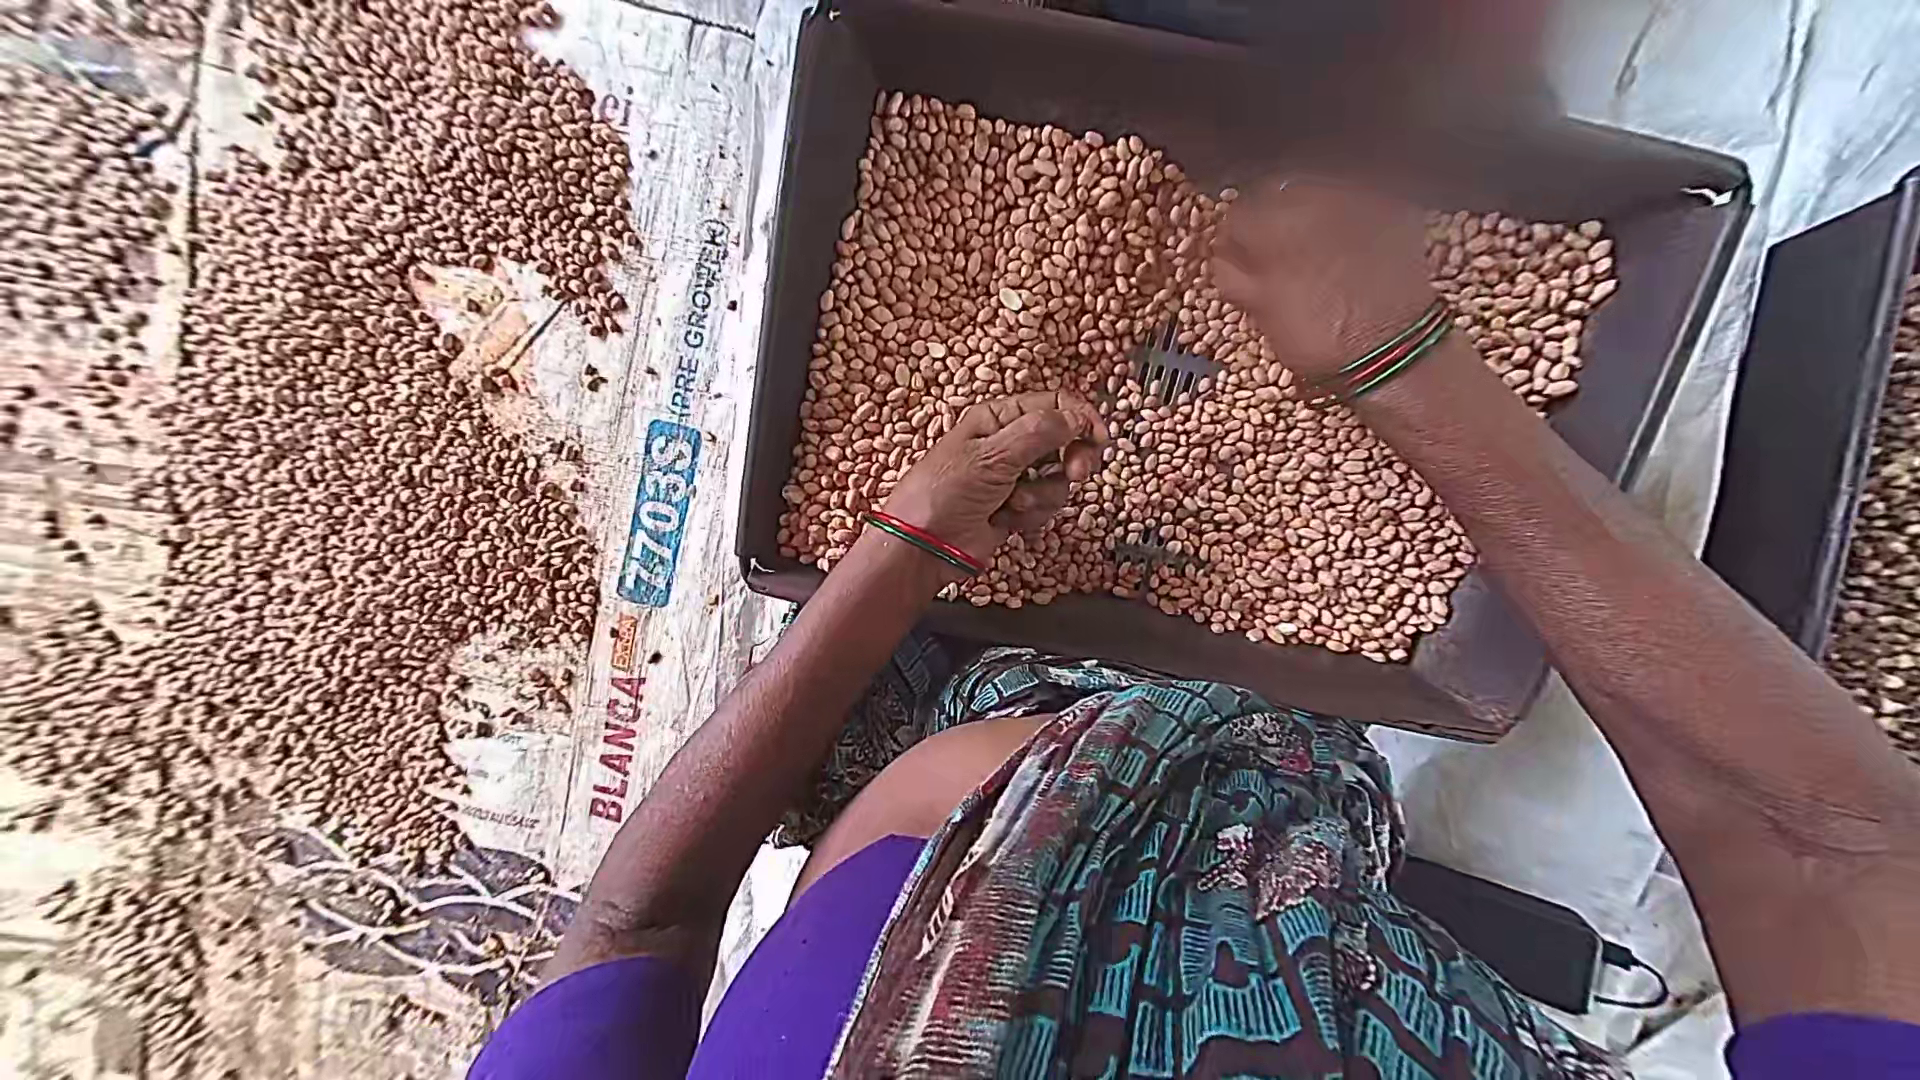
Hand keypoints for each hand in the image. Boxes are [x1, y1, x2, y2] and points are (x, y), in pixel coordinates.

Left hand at [881, 390, 1107, 572]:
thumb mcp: (991, 455)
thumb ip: (1039, 433)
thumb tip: (1076, 417)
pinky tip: (1005, 519)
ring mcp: (1012, 478)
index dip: (1082, 418)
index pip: (1054, 405)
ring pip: (1057, 479)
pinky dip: (1030, 514)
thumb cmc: (943, 493)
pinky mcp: (1015, 507)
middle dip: (1070, 459)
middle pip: (1063, 442)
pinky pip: (1044, 505)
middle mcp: (1008, 444)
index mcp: (998, 418)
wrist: (924, 546)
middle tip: (1075, 472)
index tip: (1100, 439)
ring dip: (1041, 494)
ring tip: (1012, 502)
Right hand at [1213, 179, 1437, 382]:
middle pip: (1276, 191)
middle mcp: (1316, 199)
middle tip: (1269, 253)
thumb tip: (1224, 253)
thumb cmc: (1315, 337)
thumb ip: (1235, 275)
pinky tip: (1342, 247)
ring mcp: (1358, 199)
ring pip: (1314, 191)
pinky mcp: (1391, 207)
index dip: (1234, 238)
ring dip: (1304, 214)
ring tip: (1308, 250)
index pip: (1238, 213)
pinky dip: (1341, 217)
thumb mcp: (1261, 312)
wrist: (1391, 348)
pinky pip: (1353, 199)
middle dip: (1268, 217)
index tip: (1237, 257)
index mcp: (1275, 227)